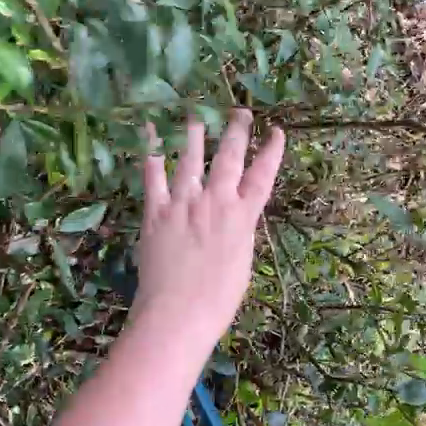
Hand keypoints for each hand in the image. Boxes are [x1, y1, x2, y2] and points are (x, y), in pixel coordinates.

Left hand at [132, 110, 284, 345]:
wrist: (179, 313)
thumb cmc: (216, 301)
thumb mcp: (240, 265)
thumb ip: (238, 235)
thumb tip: (234, 220)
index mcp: (242, 220)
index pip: (262, 178)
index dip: (271, 154)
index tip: (276, 133)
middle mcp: (216, 204)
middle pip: (229, 159)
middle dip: (236, 132)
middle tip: (240, 112)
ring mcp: (184, 204)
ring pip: (191, 159)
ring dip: (195, 134)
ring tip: (196, 115)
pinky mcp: (156, 211)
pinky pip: (152, 174)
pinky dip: (150, 150)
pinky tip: (148, 131)